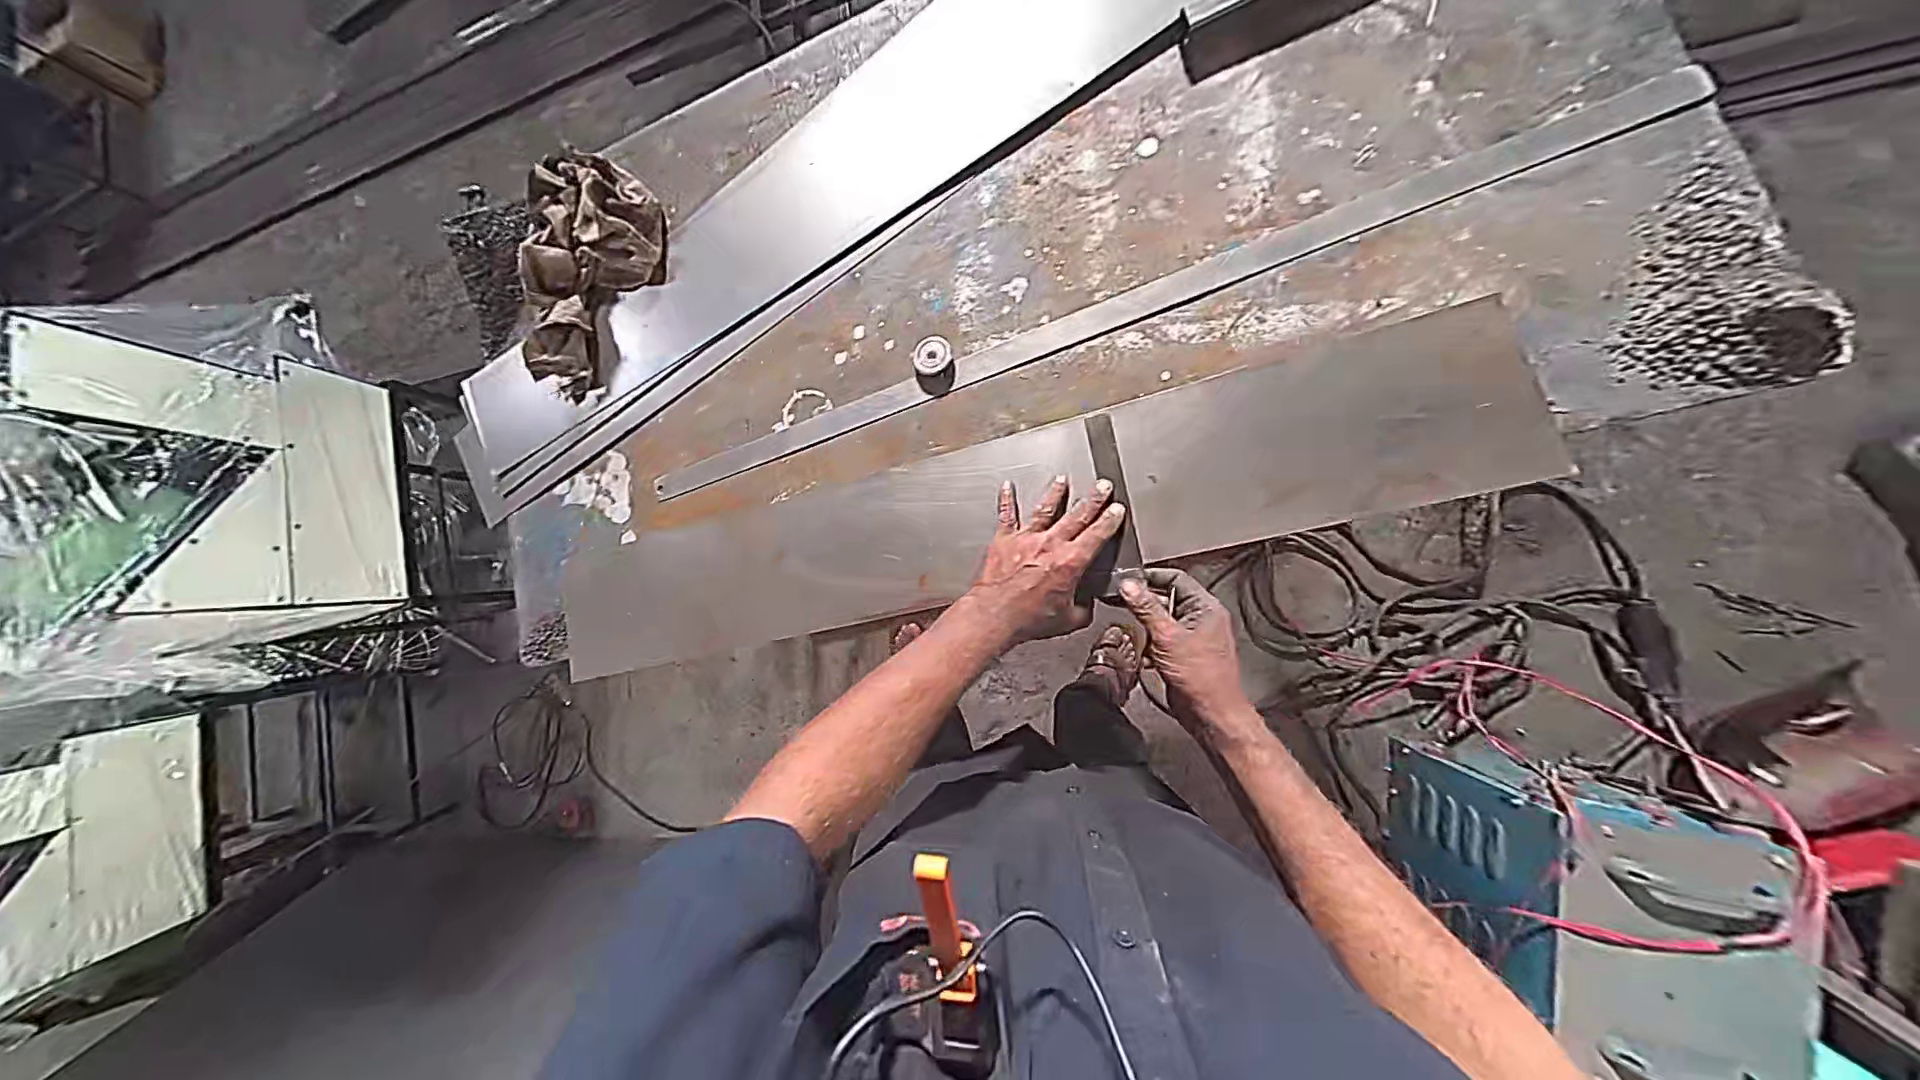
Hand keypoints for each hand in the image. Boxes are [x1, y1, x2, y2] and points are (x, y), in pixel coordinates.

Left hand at [967, 476, 1125, 644]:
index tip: (1116, 509)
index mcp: (1070, 563)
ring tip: (1063, 480)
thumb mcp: (1068, 620)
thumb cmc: (1027, 619)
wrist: (994, 616)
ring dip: (1056, 492)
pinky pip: (1006, 514)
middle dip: (1093, 499)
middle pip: (1077, 515)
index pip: (1097, 535)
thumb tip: (1086, 605)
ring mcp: (1026, 539)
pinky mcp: (1004, 540)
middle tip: (1102, 486)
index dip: (1110, 520)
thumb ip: (1083, 609)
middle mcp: (1049, 545)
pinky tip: (1007, 487)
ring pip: (1045, 508)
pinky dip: (1007, 499)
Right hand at [1120, 569, 1256, 738]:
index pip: (1176, 578)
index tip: (1129, 581)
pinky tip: (1145, 655)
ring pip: (1160, 621)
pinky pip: (1160, 640)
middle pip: (1165, 598)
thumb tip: (1129, 585)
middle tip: (1125, 606)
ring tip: (1138, 636)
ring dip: (1145, 628)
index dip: (1151, 577)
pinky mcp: (1182, 654)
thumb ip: (1146, 608)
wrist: (1210, 713)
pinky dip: (1149, 645)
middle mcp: (1201, 619)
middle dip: (1144, 606)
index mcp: (1205, 607)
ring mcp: (1192, 637)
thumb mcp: (1167, 636)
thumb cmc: (1204, 679)